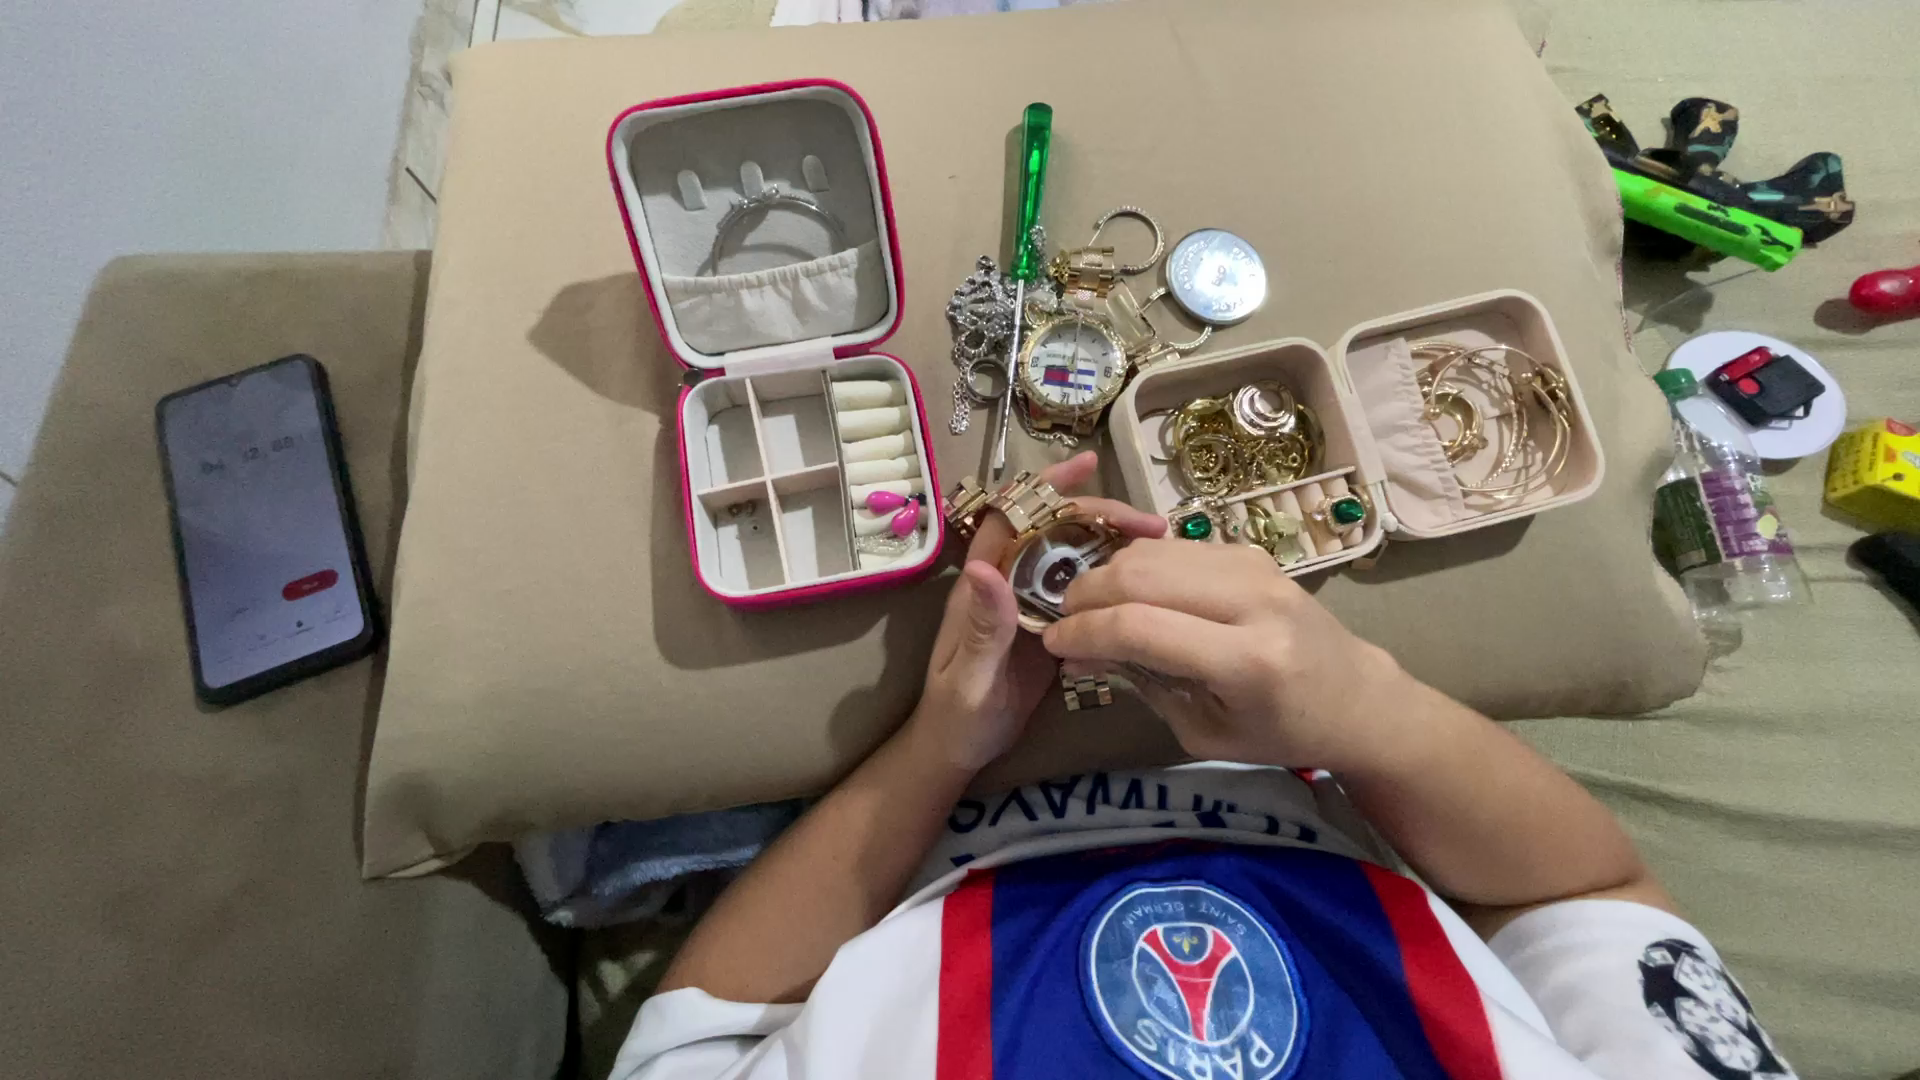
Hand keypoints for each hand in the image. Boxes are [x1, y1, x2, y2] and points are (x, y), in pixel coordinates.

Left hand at [907, 452, 1166, 770]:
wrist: (959, 749)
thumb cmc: (956, 715)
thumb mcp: (969, 676)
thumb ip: (982, 628)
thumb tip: (983, 567)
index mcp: (983, 585)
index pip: (1012, 518)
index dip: (1045, 487)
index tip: (1088, 466)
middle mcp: (1009, 584)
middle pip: (1052, 531)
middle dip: (1097, 516)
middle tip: (1150, 525)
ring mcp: (1032, 604)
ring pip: (1072, 558)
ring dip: (1111, 545)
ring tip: (1160, 547)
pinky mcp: (1052, 628)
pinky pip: (1084, 593)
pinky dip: (1114, 582)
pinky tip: (1147, 586)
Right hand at [1042, 538, 1417, 771]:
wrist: (1356, 697)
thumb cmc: (1280, 731)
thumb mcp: (1202, 730)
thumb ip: (1139, 683)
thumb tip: (1075, 653)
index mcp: (1247, 662)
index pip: (1140, 627)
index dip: (1083, 631)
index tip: (1052, 642)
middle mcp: (1253, 601)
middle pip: (1139, 576)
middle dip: (1085, 594)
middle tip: (1064, 621)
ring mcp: (1254, 566)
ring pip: (1149, 552)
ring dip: (1106, 575)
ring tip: (1091, 607)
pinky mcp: (1249, 550)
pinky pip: (1171, 547)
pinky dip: (1136, 567)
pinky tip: (1130, 594)